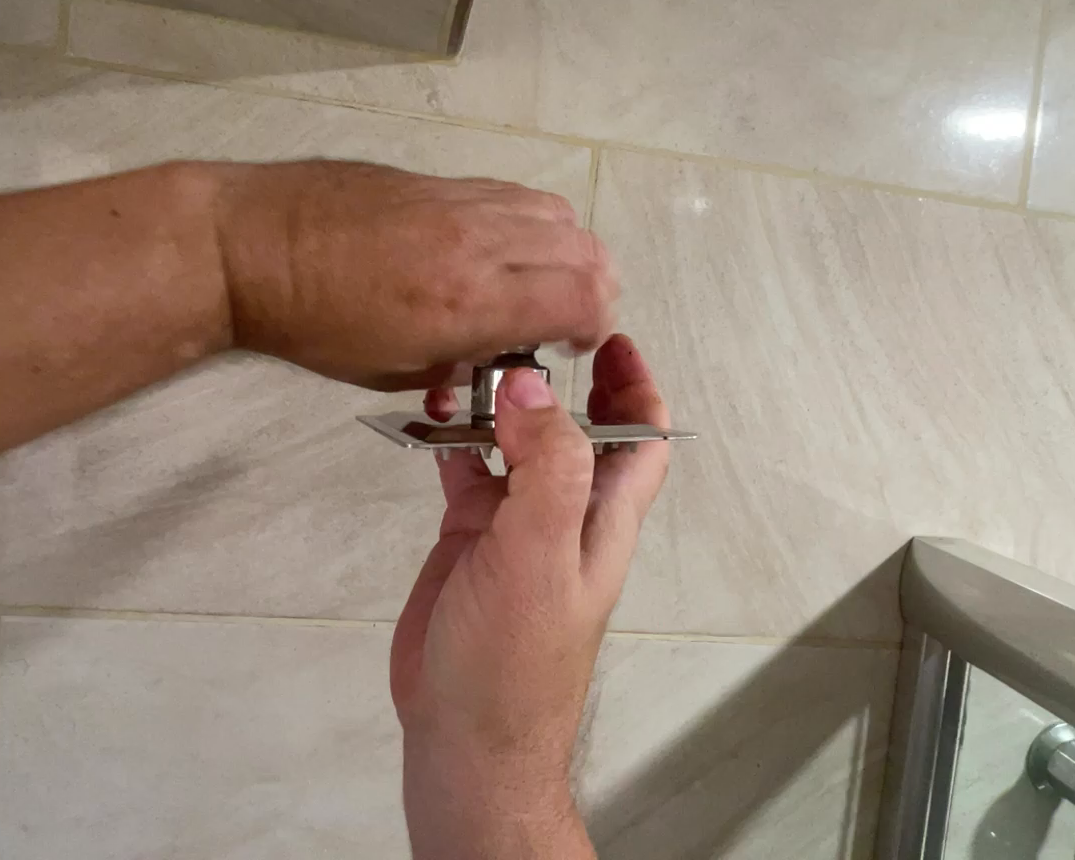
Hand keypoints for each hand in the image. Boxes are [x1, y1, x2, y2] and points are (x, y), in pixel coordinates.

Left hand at [209, 160, 616, 389]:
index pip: (581, 298)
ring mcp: (464, 202)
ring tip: (537, 279)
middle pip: (586, 252)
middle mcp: (481, 242)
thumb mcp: (392, 371)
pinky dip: (532, 224)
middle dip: (594, 291)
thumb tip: (494, 353)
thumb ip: (460, 360)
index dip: (594, 327)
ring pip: (558, 215)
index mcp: (468, 300)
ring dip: (567, 253)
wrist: (253, 245)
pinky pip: (517, 195)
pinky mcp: (444, 180)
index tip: (570, 346)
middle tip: (563, 318)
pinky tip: (501, 248)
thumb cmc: (313, 324)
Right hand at [391, 335, 669, 858]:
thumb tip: (531, 388)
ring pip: (519, 443)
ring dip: (502, 407)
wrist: (465, 736)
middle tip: (529, 339)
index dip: (637, 386)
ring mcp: (516, 522)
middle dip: (565, 384)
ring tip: (472, 370)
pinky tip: (433, 422)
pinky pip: (468, 468)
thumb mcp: (541, 554)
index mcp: (602, 513)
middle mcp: (565, 510)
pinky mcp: (472, 535)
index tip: (613, 340)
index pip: (641, 437)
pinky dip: (454, 440)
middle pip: (578, 430)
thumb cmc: (515, 660)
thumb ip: (546, 468)